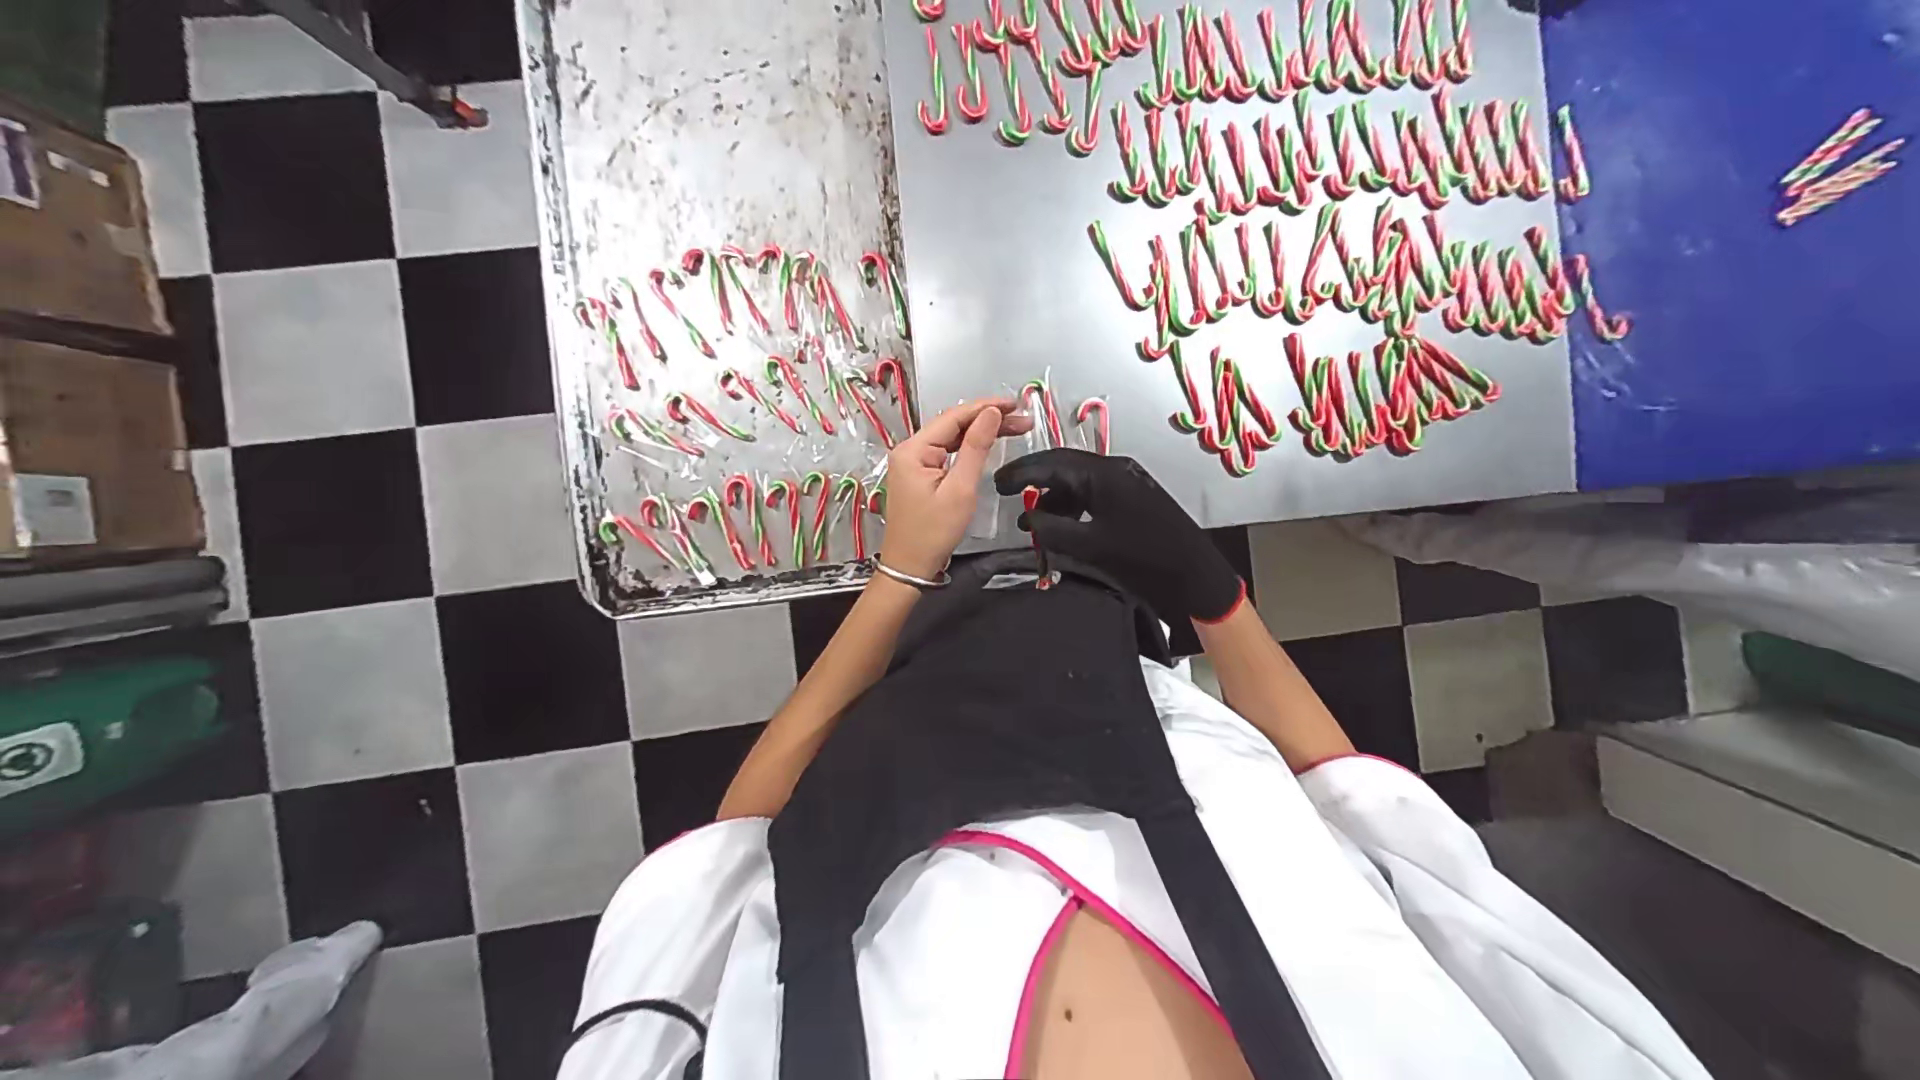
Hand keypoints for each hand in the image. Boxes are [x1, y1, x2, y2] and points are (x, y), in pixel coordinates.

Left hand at [879, 399, 1033, 579]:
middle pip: (952, 425)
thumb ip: (976, 448)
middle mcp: (909, 450)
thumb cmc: (934, 532)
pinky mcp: (919, 475)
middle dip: (987, 419)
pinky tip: (987, 442)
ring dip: (980, 432)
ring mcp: (912, 462)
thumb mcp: (960, 490)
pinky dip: (968, 447)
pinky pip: (946, 453)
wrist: (909, 567)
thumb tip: (991, 415)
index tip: (1015, 404)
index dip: (985, 407)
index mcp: (913, 450)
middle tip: (1022, 419)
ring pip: (951, 438)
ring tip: (1013, 427)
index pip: (953, 417)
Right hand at [993, 448, 1243, 622]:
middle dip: (1035, 480)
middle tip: (1007, 493)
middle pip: (1065, 467)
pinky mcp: (1132, 500)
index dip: (1022, 472)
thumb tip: (1028, 518)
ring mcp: (1126, 484)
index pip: (1053, 463)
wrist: (1194, 576)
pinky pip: (1093, 495)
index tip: (998, 483)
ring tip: (1031, 521)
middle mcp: (1115, 470)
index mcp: (1105, 474)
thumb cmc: (1143, 558)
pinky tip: (1059, 526)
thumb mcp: (1091, 545)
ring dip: (1053, 499)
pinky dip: (1072, 508)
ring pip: (1078, 483)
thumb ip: (1053, 529)